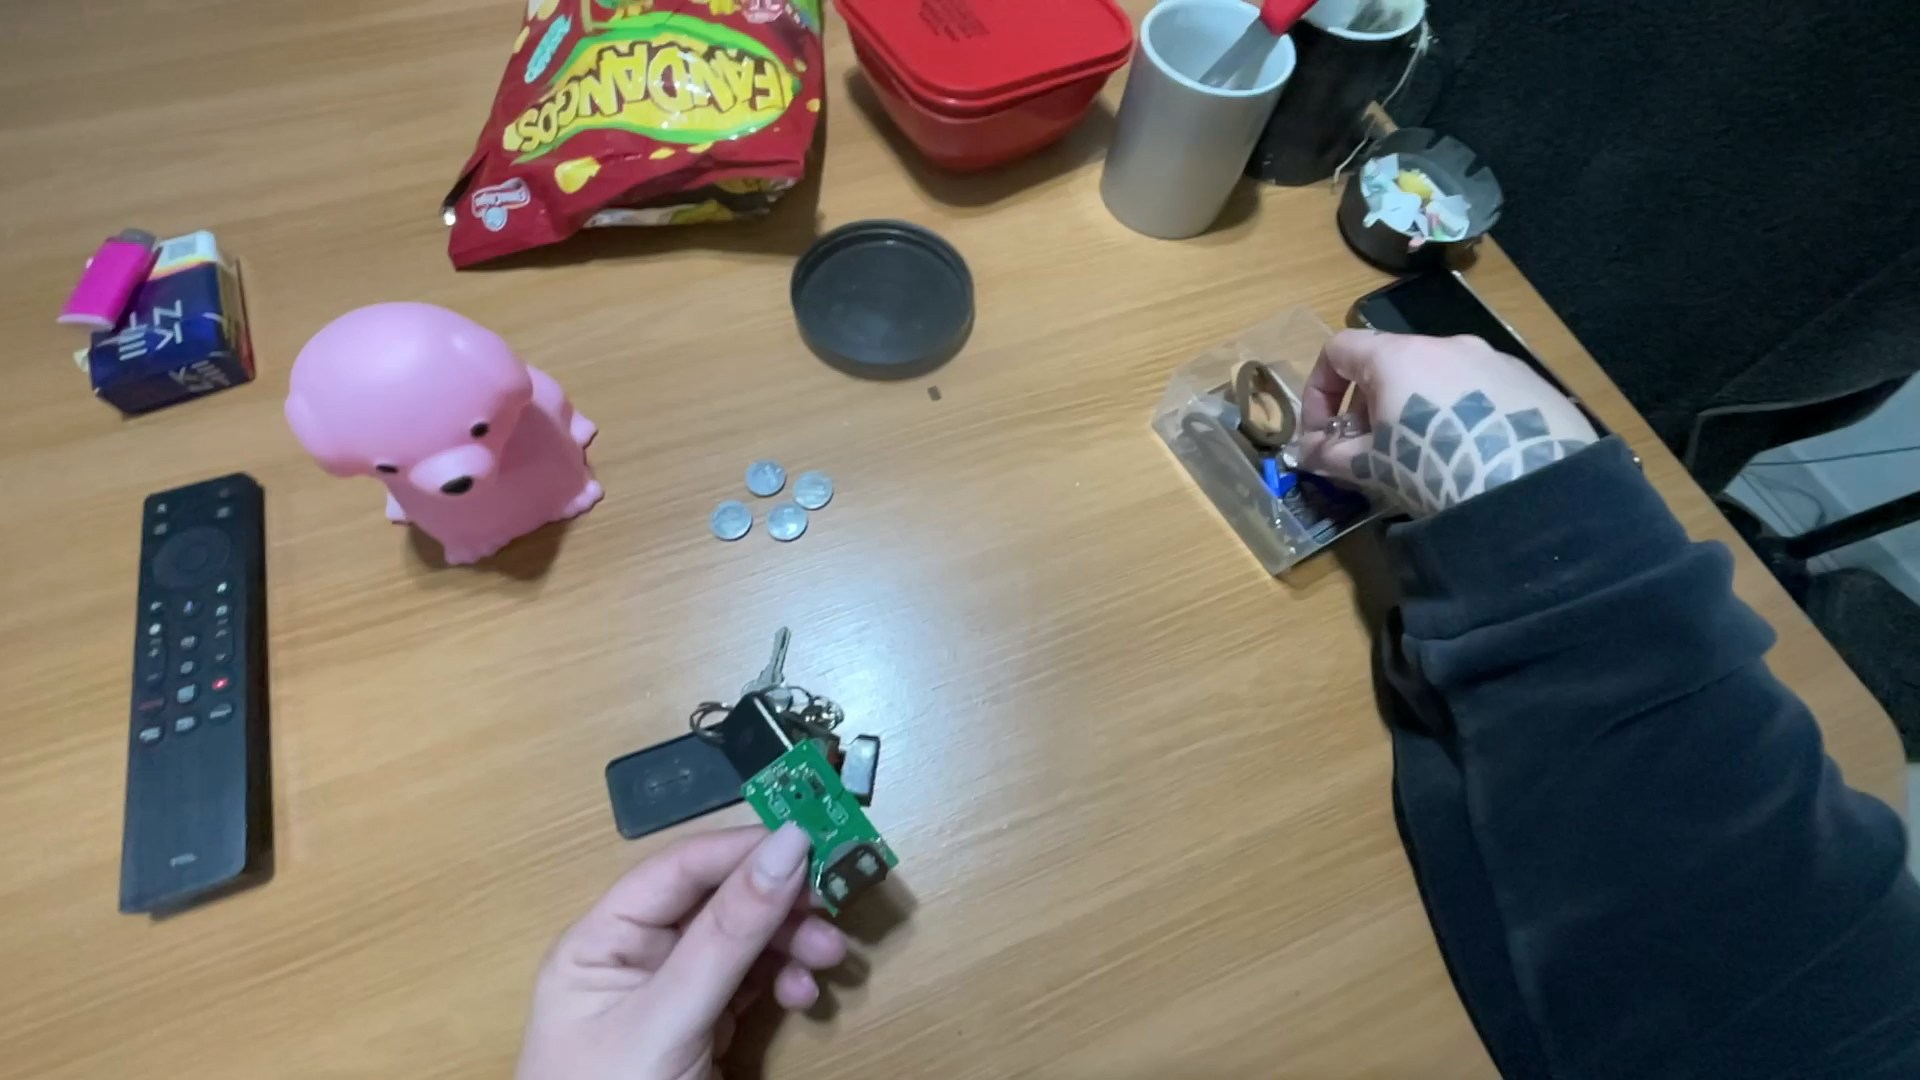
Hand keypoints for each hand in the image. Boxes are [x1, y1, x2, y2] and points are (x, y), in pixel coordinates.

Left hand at [516, 824, 845, 1079]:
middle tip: (831, 901)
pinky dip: (784, 978)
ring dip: (792, 940)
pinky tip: (802, 995)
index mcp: (603, 940)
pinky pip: (754, 978)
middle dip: (779, 901)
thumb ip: (730, 933)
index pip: (682, 867)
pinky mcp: (704, 1023)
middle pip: (721, 897)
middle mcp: (638, 954)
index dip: (745, 847)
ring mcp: (674, 991)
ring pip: (746, 936)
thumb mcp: (669, 1022)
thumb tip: (791, 842)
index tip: (811, 839)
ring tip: (830, 955)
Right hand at [1293, 330, 1597, 516]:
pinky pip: (1471, 391)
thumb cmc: (1430, 467)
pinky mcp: (1526, 382)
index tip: (1321, 431)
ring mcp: (1491, 360)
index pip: (1338, 349)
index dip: (1317, 390)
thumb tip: (1308, 452)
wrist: (1532, 488)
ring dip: (1407, 410)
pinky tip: (1461, 455)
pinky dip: (1450, 414)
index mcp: (1398, 357)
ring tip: (1415, 455)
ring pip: (1429, 377)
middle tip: (1365, 449)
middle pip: (1385, 364)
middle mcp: (1445, 345)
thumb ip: (1327, 454)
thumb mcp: (1366, 467)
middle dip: (1363, 406)